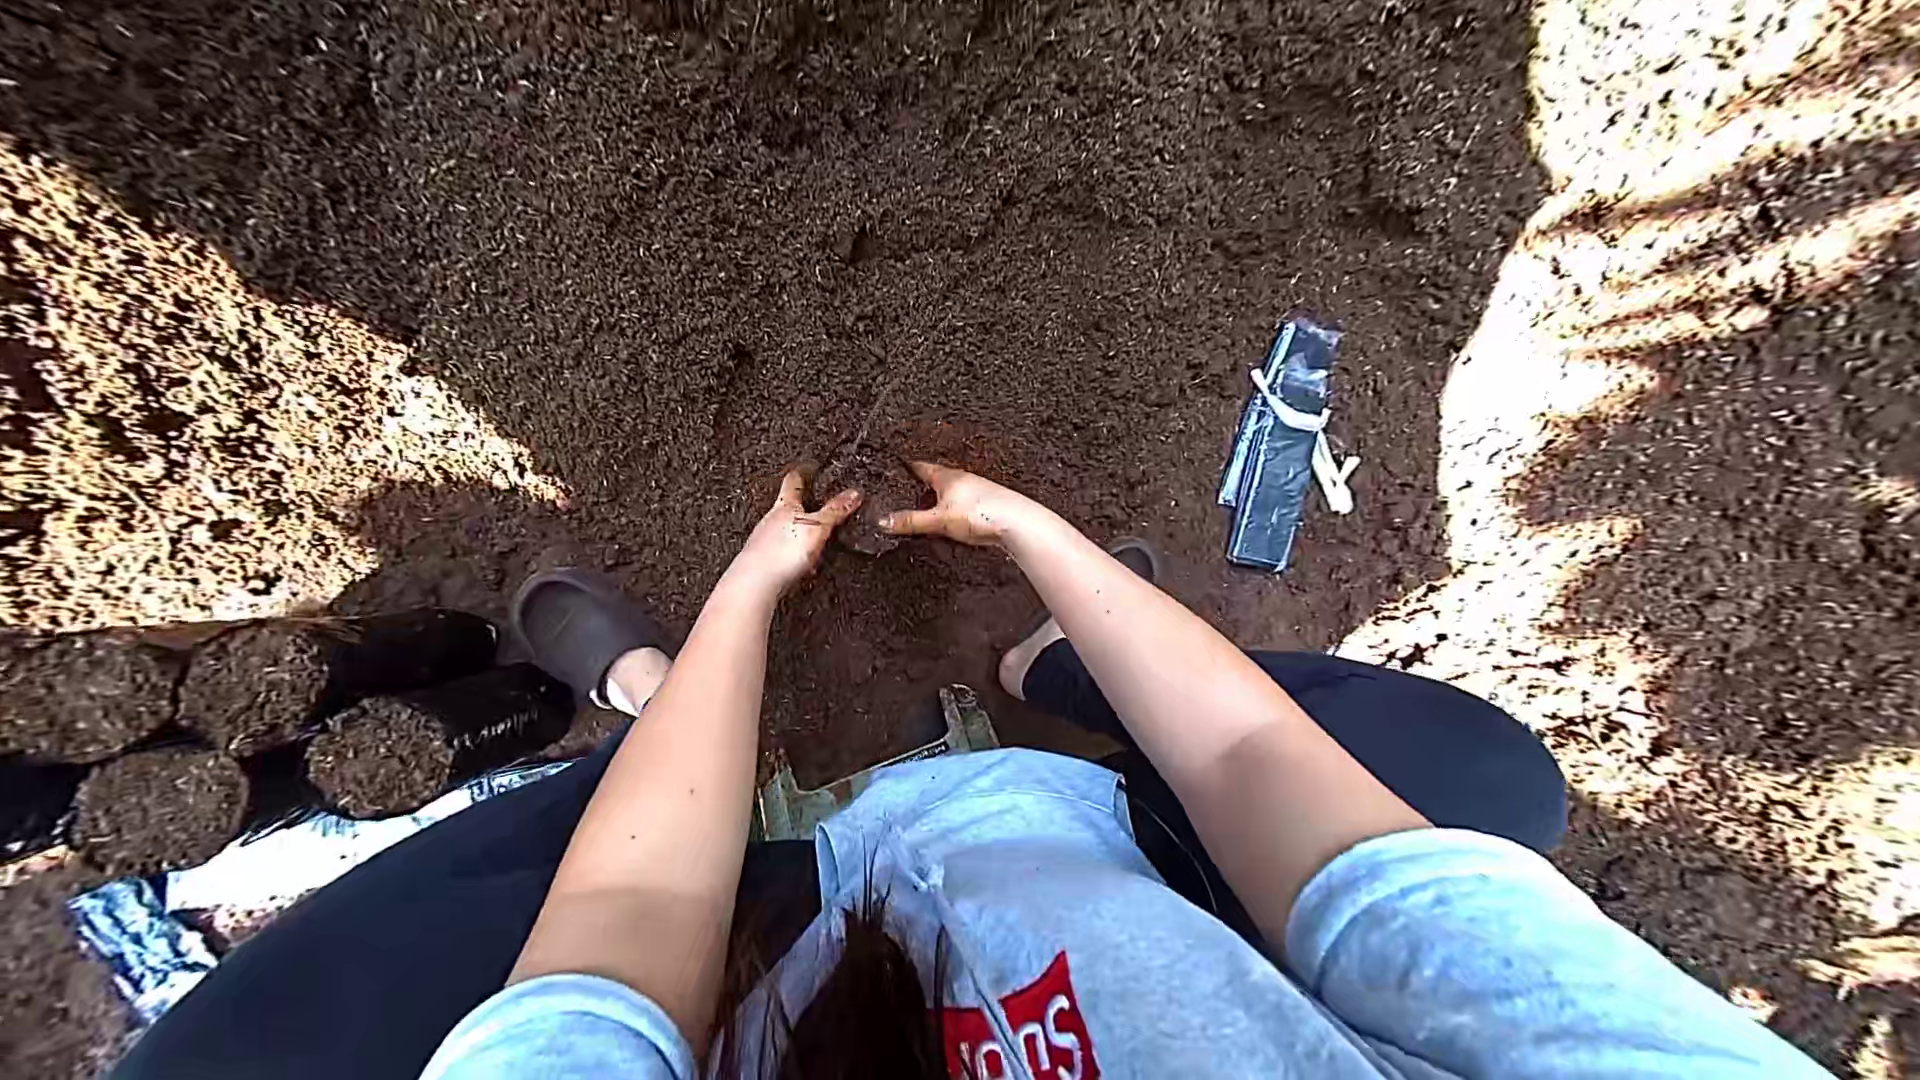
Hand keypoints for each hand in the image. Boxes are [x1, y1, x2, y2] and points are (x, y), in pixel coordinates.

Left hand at [728, 469, 860, 596]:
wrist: (755, 583)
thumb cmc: (780, 552)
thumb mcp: (818, 527)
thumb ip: (835, 511)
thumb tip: (853, 494)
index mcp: (784, 507)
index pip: (794, 482)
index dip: (802, 473)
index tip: (807, 467)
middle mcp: (771, 521)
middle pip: (787, 506)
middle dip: (800, 504)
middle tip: (812, 501)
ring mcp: (765, 541)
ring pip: (784, 531)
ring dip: (797, 532)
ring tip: (812, 537)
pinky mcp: (764, 562)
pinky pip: (782, 553)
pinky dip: (793, 554)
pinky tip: (800, 564)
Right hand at [880, 462, 1040, 547]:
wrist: (1018, 523)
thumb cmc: (983, 513)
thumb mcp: (938, 520)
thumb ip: (911, 521)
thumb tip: (884, 521)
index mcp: (949, 476)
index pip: (923, 466)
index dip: (909, 466)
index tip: (900, 464)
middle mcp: (964, 480)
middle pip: (939, 479)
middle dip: (926, 484)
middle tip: (912, 487)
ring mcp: (978, 492)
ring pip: (955, 492)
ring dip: (944, 498)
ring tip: (932, 507)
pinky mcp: (989, 506)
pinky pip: (967, 505)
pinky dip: (958, 511)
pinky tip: (958, 520)